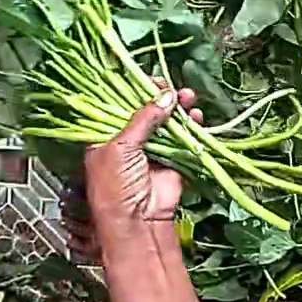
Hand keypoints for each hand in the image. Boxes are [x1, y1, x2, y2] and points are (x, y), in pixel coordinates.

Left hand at [69, 82, 201, 261]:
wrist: (138, 221)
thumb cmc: (116, 187)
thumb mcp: (121, 147)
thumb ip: (143, 119)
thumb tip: (164, 95)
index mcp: (106, 136)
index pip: (120, 106)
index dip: (135, 91)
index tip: (151, 79)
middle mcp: (129, 141)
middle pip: (147, 112)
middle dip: (161, 98)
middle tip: (172, 87)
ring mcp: (152, 150)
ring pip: (167, 123)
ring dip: (178, 109)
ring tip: (188, 98)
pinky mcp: (173, 159)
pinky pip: (184, 138)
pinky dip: (191, 127)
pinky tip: (195, 116)